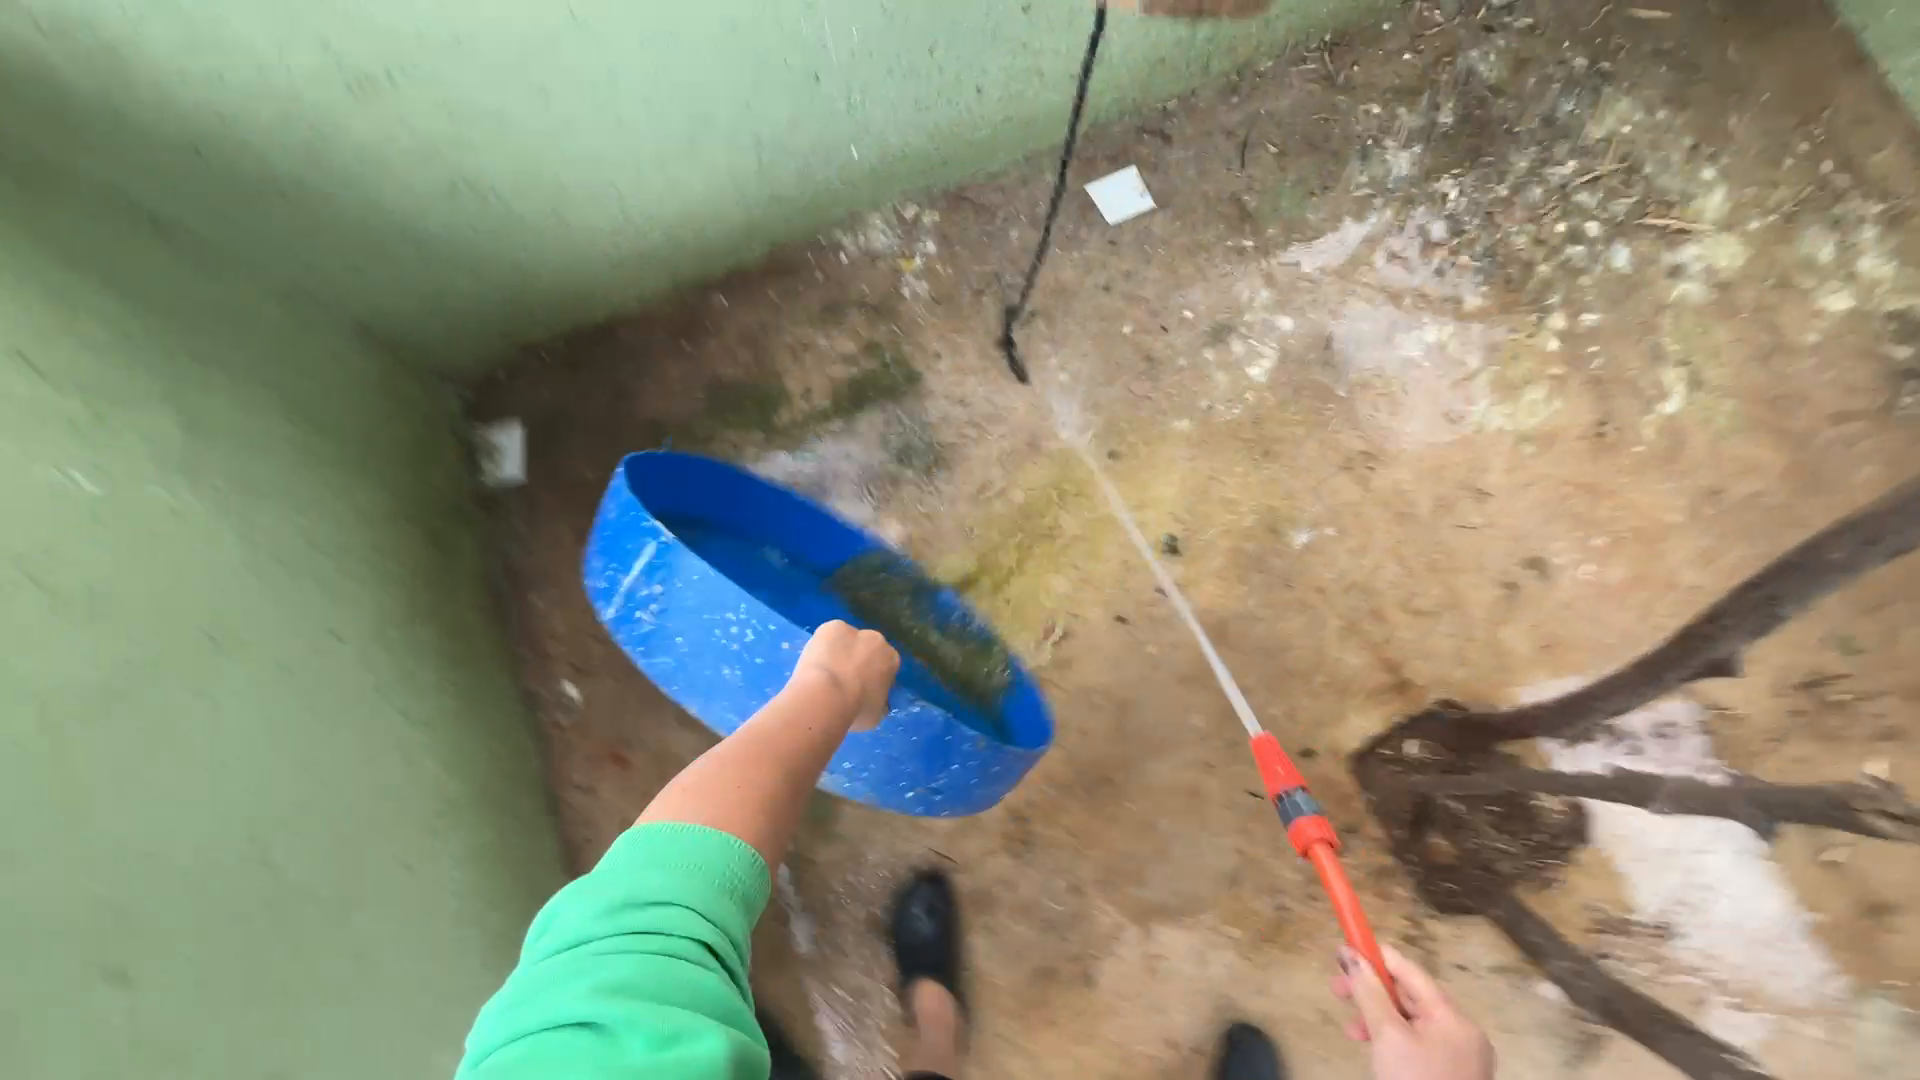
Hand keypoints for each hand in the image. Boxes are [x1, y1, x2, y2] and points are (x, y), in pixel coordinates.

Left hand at [789, 621, 898, 731]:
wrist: (826, 696)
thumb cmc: (855, 710)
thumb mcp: (876, 715)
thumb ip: (880, 703)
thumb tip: (877, 702)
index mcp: (892, 659)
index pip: (886, 665)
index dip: (873, 677)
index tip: (862, 689)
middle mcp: (877, 640)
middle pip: (868, 648)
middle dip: (858, 661)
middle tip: (842, 681)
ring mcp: (853, 630)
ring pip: (846, 641)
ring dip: (839, 652)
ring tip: (824, 674)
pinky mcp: (831, 627)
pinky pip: (828, 637)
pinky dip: (822, 647)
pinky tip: (814, 664)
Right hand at [1331, 944, 1495, 1079]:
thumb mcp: (1386, 1035)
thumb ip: (1368, 991)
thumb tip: (1350, 954)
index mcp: (1452, 1017)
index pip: (1409, 970)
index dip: (1375, 956)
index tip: (1342, 948)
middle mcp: (1461, 1031)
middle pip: (1409, 995)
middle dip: (1371, 989)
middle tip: (1336, 988)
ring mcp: (1458, 1055)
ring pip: (1409, 1019)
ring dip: (1376, 1014)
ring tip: (1349, 1024)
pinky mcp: (1449, 1073)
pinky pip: (1416, 1041)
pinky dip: (1390, 1036)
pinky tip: (1369, 1043)